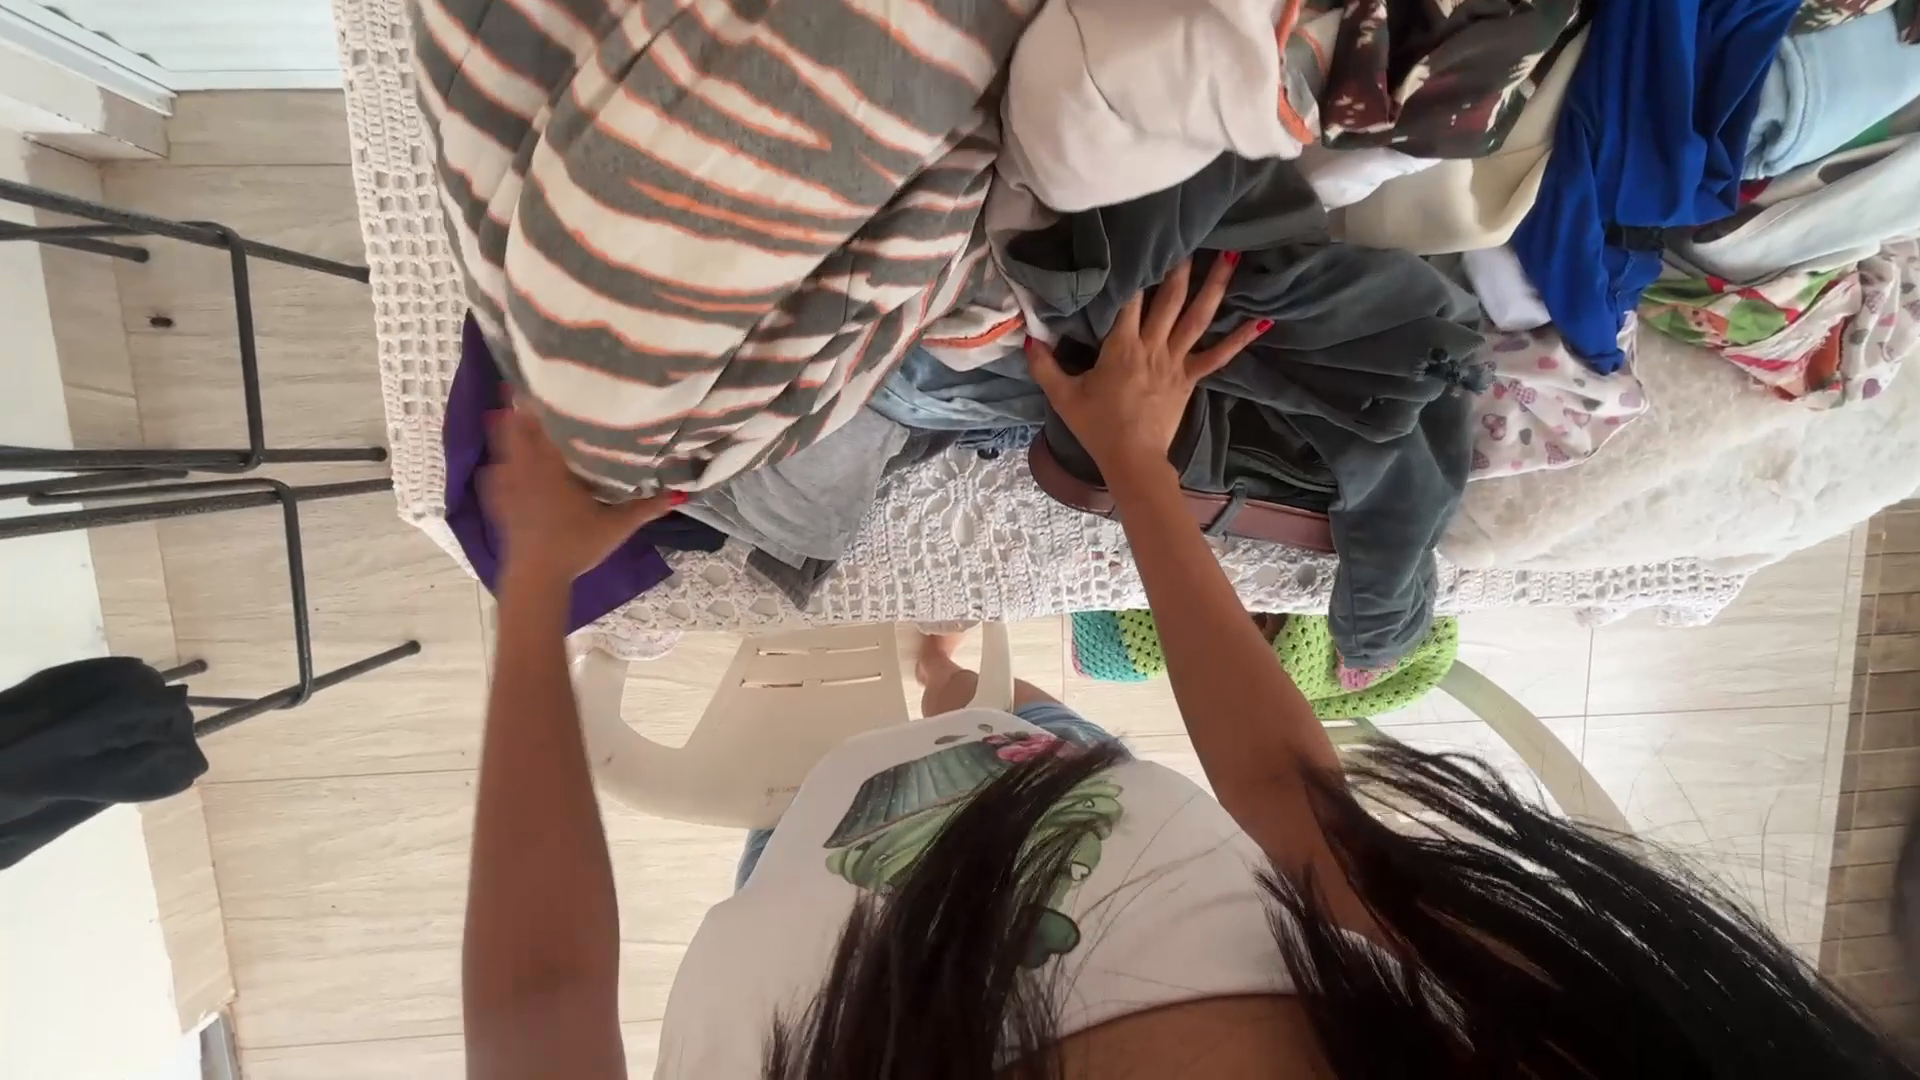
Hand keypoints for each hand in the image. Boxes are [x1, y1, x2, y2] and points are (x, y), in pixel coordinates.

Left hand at [480, 403, 682, 581]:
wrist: (537, 576)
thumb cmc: (577, 545)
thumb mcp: (617, 526)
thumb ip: (646, 507)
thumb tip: (680, 493)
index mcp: (552, 468)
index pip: (546, 425)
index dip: (546, 403)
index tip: (550, 384)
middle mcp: (525, 470)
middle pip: (517, 428)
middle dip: (522, 410)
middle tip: (531, 391)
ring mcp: (508, 486)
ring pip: (503, 448)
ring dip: (508, 431)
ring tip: (514, 415)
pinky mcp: (499, 502)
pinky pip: (495, 473)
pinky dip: (500, 462)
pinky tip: (504, 462)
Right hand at [1026, 254, 1267, 484]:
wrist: (1132, 459)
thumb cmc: (1096, 427)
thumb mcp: (1063, 397)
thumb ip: (1044, 366)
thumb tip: (1029, 337)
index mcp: (1121, 347)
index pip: (1128, 299)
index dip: (1134, 268)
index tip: (1141, 240)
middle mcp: (1153, 347)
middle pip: (1169, 298)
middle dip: (1180, 264)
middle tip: (1191, 231)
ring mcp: (1176, 362)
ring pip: (1198, 318)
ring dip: (1215, 285)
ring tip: (1232, 255)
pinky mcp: (1190, 378)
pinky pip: (1219, 356)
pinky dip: (1240, 339)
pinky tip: (1263, 320)